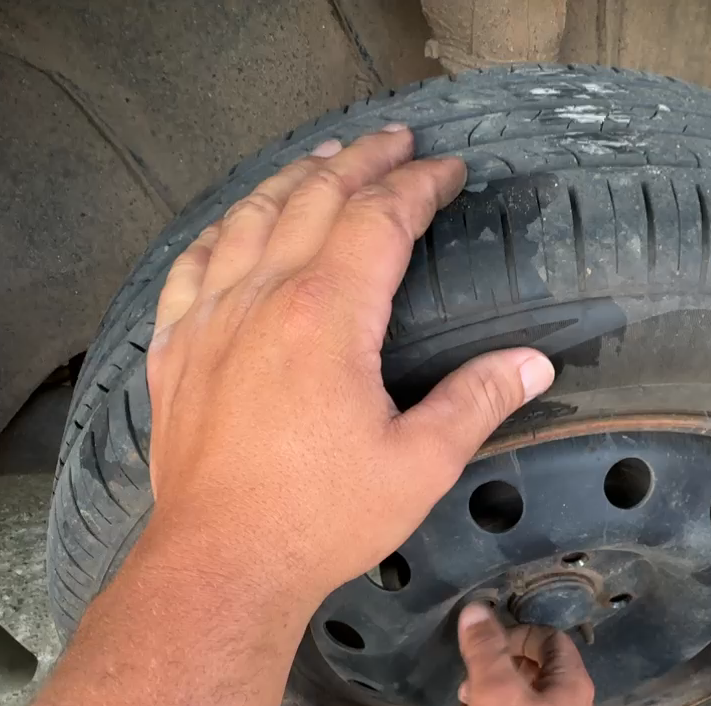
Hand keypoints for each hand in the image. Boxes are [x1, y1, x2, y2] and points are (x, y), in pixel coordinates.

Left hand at [137, 127, 554, 605]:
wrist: (225, 560)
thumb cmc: (324, 517)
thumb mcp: (420, 464)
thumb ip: (476, 402)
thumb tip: (533, 363)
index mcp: (328, 317)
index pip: (379, 220)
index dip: (419, 186)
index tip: (447, 170)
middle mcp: (263, 298)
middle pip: (315, 198)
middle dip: (362, 161)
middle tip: (395, 141)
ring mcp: (211, 319)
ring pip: (251, 217)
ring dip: (294, 178)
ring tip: (325, 158)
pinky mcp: (177, 349)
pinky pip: (194, 263)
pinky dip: (224, 228)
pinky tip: (236, 222)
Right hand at [441, 604, 595, 705]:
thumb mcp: (495, 693)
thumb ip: (485, 649)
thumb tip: (476, 610)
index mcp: (570, 684)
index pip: (549, 638)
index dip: (516, 634)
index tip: (484, 646)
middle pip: (528, 668)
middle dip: (491, 671)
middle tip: (466, 684)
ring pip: (512, 700)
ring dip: (479, 702)